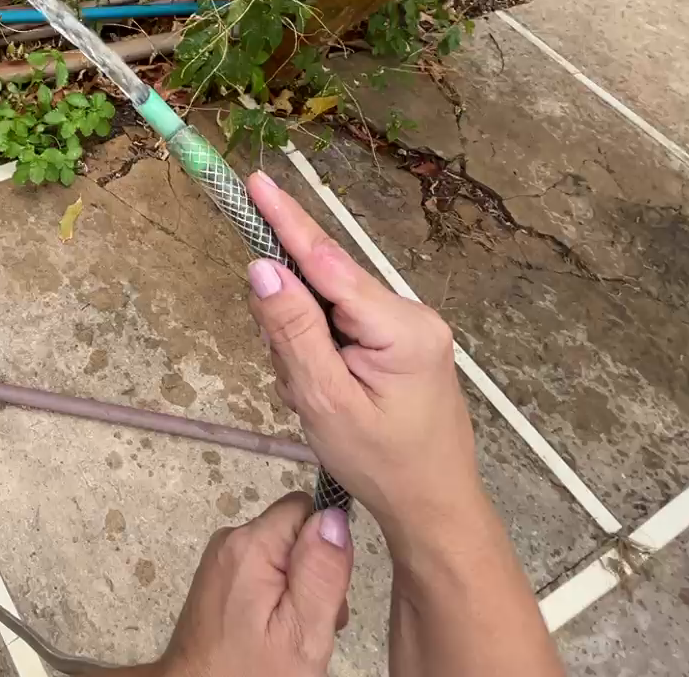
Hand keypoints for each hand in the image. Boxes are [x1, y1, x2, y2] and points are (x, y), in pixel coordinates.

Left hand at [117, 492, 352, 676]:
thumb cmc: (253, 674)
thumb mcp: (301, 632)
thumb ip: (320, 573)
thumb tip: (334, 515)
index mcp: (249, 544)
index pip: (302, 508)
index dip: (326, 544)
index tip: (328, 590)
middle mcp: (231, 538)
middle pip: (293, 532)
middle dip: (315, 573)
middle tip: (312, 625)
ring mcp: (222, 556)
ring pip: (282, 553)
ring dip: (300, 590)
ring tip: (294, 636)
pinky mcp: (220, 574)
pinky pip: (264, 569)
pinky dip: (281, 596)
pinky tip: (277, 632)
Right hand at [242, 171, 484, 539]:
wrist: (431, 507)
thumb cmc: (379, 461)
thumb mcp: (323, 398)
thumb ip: (291, 329)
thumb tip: (262, 267)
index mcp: (400, 328)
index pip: (327, 262)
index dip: (287, 219)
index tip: (256, 180)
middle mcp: (408, 313)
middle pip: (319, 284)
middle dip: (287, 320)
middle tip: (292, 376)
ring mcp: (404, 324)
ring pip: (321, 304)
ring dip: (297, 340)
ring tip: (311, 392)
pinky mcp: (395, 336)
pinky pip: (334, 320)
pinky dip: (312, 346)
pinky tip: (322, 385)